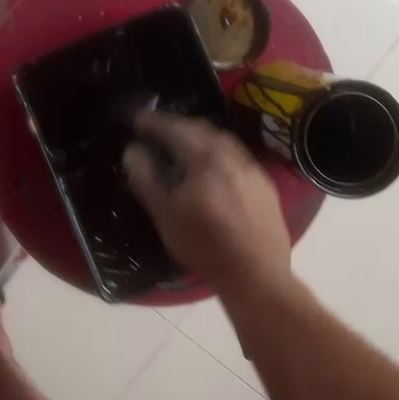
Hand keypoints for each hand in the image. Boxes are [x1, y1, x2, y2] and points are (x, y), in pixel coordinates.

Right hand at [123, 111, 292, 296]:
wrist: (257, 278)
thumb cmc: (205, 247)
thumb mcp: (165, 215)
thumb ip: (145, 178)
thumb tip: (132, 151)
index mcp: (206, 159)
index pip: (175, 129)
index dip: (153, 122)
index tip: (137, 121)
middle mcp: (233, 156)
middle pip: (201, 128)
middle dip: (177, 125)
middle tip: (156, 131)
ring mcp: (253, 170)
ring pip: (222, 141)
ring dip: (198, 137)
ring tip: (182, 147)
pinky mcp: (266, 186)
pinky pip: (236, 157)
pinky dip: (217, 153)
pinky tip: (210, 170)